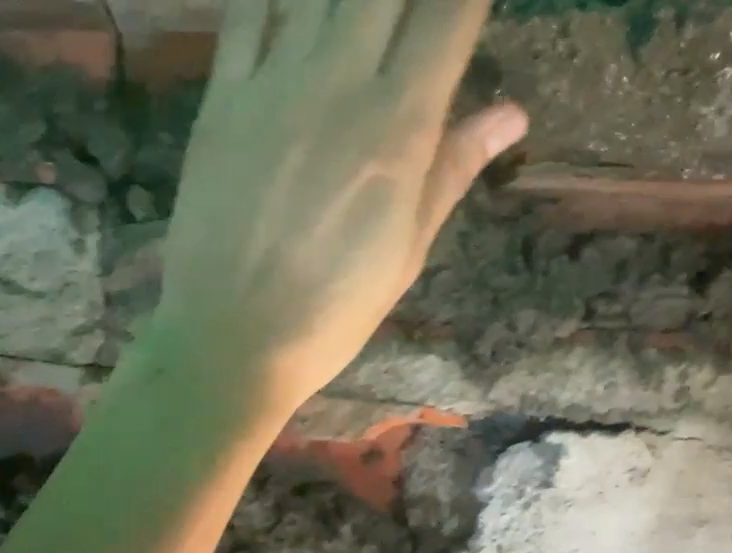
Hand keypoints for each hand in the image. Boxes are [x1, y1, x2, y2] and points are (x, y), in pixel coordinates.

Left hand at [149, 0, 527, 415]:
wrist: (228, 341)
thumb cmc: (330, 314)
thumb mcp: (405, 252)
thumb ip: (452, 170)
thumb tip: (512, 114)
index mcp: (399, 126)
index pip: (449, 12)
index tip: (462, 9)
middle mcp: (340, 83)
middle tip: (406, 18)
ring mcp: (274, 85)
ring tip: (356, 16)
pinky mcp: (220, 100)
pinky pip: (245, 12)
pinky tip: (291, 8)